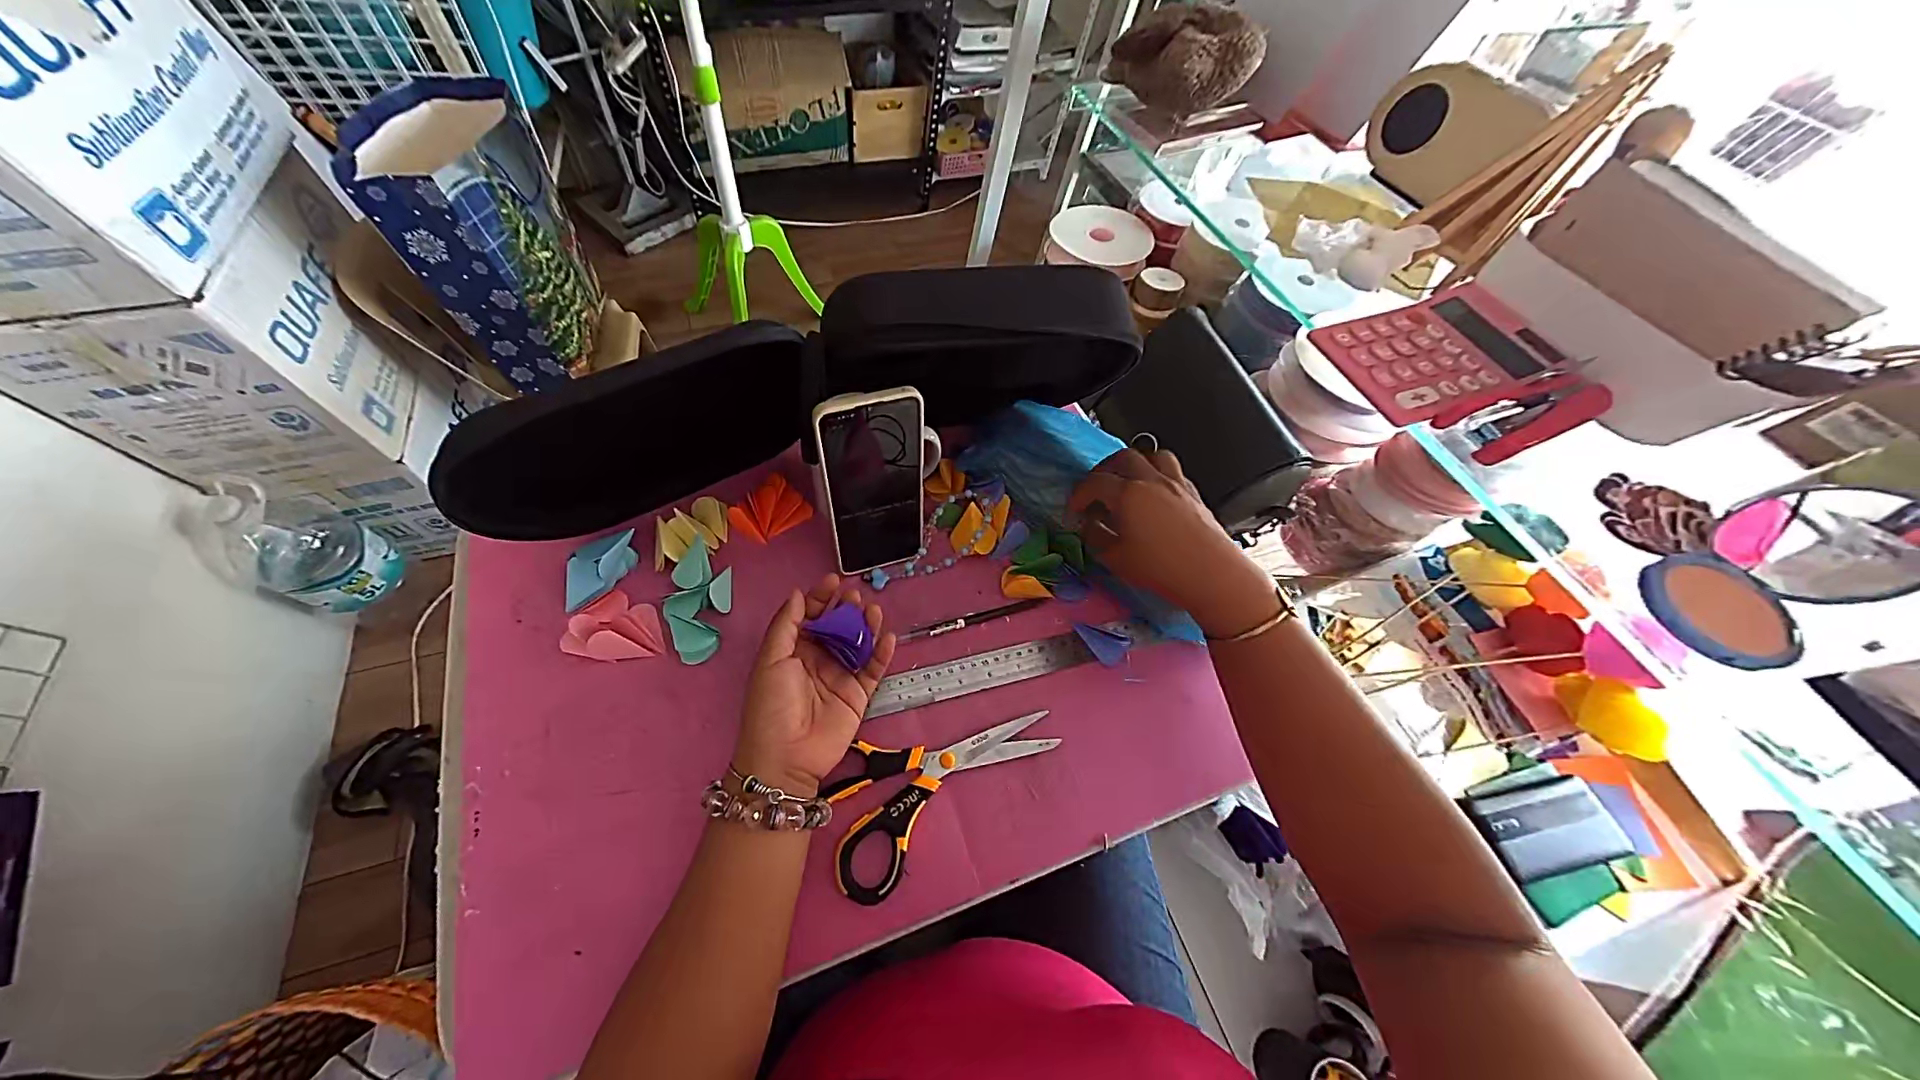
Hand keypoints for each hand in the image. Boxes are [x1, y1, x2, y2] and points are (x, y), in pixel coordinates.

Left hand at [734, 575, 895, 797]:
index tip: (833, 582)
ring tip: (872, 611)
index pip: (810, 617)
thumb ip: (786, 625)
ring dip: (866, 626)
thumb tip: (798, 594)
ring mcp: (839, 677)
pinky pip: (874, 669)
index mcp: (792, 651)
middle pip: (837, 627)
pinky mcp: (858, 695)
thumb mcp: (771, 660)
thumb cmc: (770, 708)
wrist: (785, 757)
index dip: (821, 598)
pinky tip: (887, 638)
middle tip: (854, 597)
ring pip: (858, 644)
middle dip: (846, 609)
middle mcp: (817, 660)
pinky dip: (883, 653)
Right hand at [1067, 448, 1279, 638]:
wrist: (1211, 575)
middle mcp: (1152, 481)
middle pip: (1122, 458)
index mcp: (1128, 494)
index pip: (1095, 483)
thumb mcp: (1116, 559)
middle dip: (1104, 470)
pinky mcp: (1194, 494)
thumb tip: (1089, 526)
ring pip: (1153, 455)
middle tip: (1097, 489)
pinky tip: (1155, 493)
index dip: (1079, 495)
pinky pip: (1173, 470)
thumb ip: (1095, 537)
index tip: (1075, 509)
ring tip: (1128, 480)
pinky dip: (1158, 474)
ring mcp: (1176, 484)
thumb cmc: (1161, 569)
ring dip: (1136, 463)